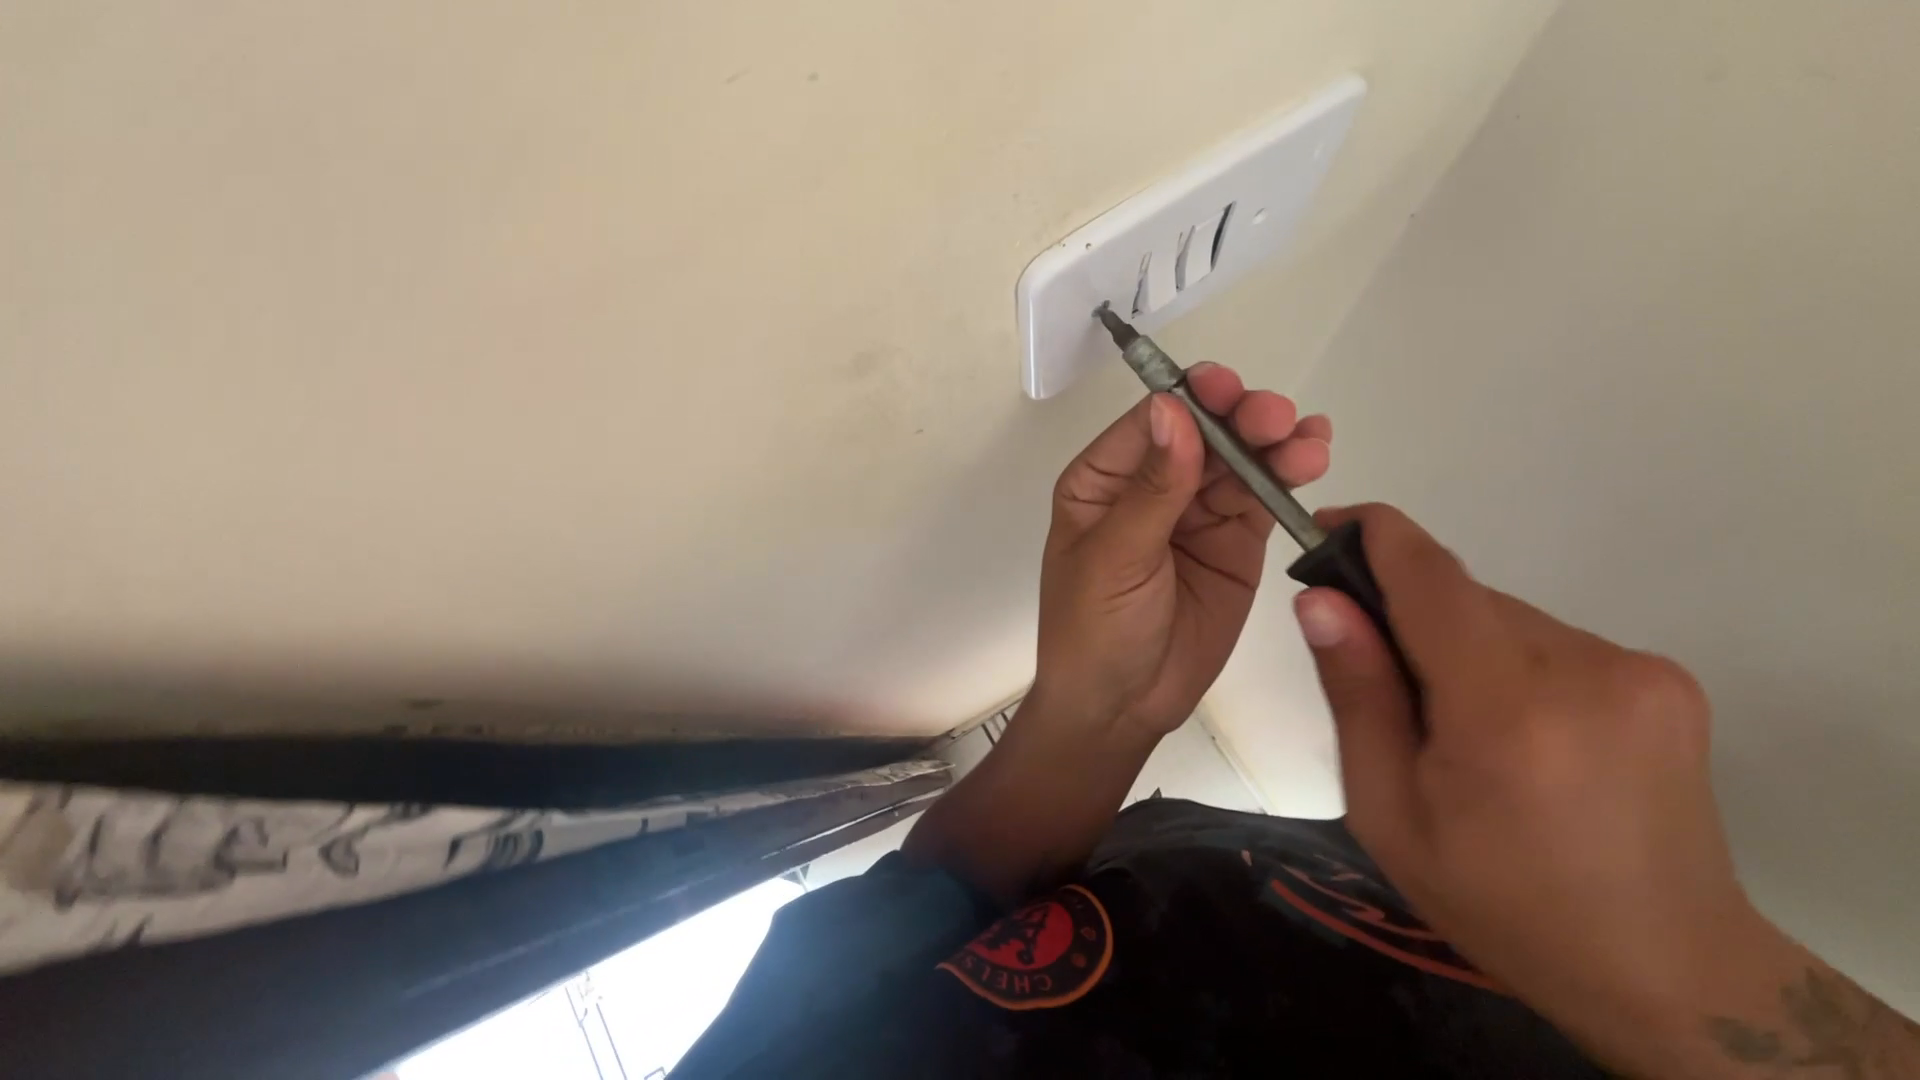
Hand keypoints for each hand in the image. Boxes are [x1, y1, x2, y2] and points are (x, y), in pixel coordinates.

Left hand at [1032, 364, 1331, 735]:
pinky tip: (1313, 456)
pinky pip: (1262, 498)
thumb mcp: (1114, 557)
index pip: (1150, 425)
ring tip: (1307, 439)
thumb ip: (1152, 489)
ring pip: (1238, 461)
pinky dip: (1287, 476)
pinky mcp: (1235, 542)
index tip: (1225, 388)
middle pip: (1201, 435)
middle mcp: (1150, 486)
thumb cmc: (1095, 629)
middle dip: (1238, 419)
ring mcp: (1195, 513)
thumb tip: (1170, 408)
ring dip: (1273, 443)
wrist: (1122, 706)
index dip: (1188, 401)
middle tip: (1275, 418)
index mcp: (1103, 481)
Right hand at [1294, 504, 1773, 1073]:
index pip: (1429, 577)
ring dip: (1459, 644)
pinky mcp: (1665, 677)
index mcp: (1507, 711)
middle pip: (1463, 597)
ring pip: (1505, 617)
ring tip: (1456, 729)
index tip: (1324, 525)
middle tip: (1381, 688)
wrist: (1662, 967)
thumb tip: (1320, 599)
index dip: (1373, 535)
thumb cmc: (1495, 898)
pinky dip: (1508, 662)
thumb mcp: (1387, 808)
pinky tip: (1514, 731)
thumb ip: (1357, 694)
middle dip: (1407, 618)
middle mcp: (1586, 668)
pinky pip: (1549, 638)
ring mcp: (1638, 669)